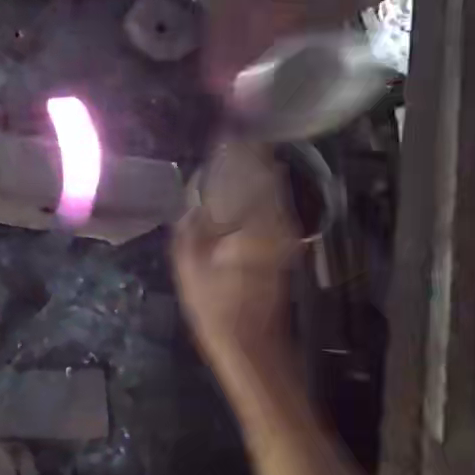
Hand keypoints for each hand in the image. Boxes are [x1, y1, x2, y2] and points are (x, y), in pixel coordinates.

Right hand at [172, 141, 301, 387]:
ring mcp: (285, 236)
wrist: (254, 350)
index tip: (227, 124)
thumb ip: (191, 226)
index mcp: (258, 221)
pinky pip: (270, 208)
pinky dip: (255, 194)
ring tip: (230, 156)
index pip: (254, 168)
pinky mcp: (284, 248)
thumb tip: (192, 199)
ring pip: (271, 191)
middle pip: (267, 174)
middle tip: (227, 134)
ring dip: (253, 172)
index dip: (242, 143)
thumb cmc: (219, 310)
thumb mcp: (190, 266)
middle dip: (249, 153)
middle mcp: (279, 222)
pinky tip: (237, 194)